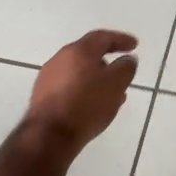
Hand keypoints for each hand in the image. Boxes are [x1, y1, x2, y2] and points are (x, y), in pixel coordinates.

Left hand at [24, 30, 138, 160]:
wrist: (49, 137)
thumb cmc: (87, 105)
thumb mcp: (117, 84)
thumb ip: (126, 67)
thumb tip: (127, 60)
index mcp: (79, 50)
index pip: (103, 37)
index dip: (121, 40)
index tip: (134, 46)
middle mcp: (60, 59)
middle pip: (87, 54)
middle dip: (107, 61)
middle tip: (121, 70)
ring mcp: (47, 78)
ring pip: (77, 72)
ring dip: (95, 78)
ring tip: (109, 93)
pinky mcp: (40, 97)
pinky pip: (67, 87)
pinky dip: (82, 90)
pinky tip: (92, 105)